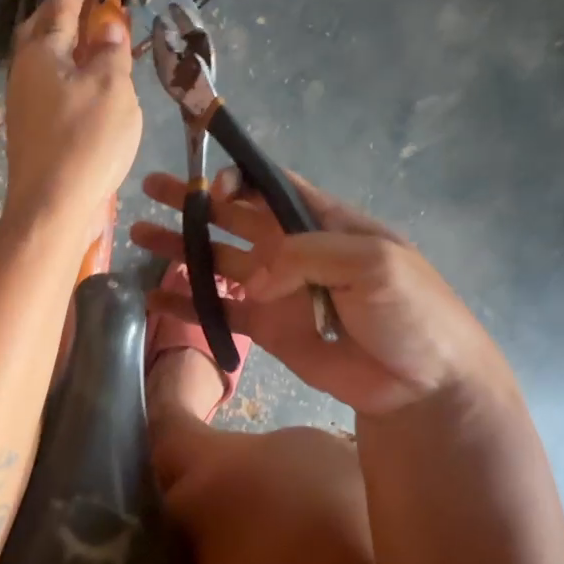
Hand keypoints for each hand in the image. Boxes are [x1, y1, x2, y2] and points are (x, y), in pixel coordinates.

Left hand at [5, 0, 141, 227]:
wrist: (51, 205)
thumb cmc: (86, 139)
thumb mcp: (112, 87)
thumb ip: (110, 51)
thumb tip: (106, 24)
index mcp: (41, 52)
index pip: (59, 8)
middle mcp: (23, 72)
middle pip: (39, 31)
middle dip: (57, 12)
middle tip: (80, 1)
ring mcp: (21, 102)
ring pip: (39, 59)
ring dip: (58, 43)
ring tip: (84, 38)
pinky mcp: (27, 128)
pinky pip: (43, 83)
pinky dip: (61, 70)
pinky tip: (78, 80)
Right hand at [129, 168, 510, 415]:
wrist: (425, 384)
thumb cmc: (411, 311)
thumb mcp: (371, 263)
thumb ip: (303, 254)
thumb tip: (251, 280)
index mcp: (320, 221)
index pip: (268, 186)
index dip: (235, 179)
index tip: (208, 187)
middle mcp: (290, 248)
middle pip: (230, 216)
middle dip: (190, 200)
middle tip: (149, 187)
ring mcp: (274, 288)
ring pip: (214, 259)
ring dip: (177, 246)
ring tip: (139, 234)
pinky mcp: (265, 327)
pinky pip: (216, 311)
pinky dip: (184, 305)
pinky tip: (152, 299)